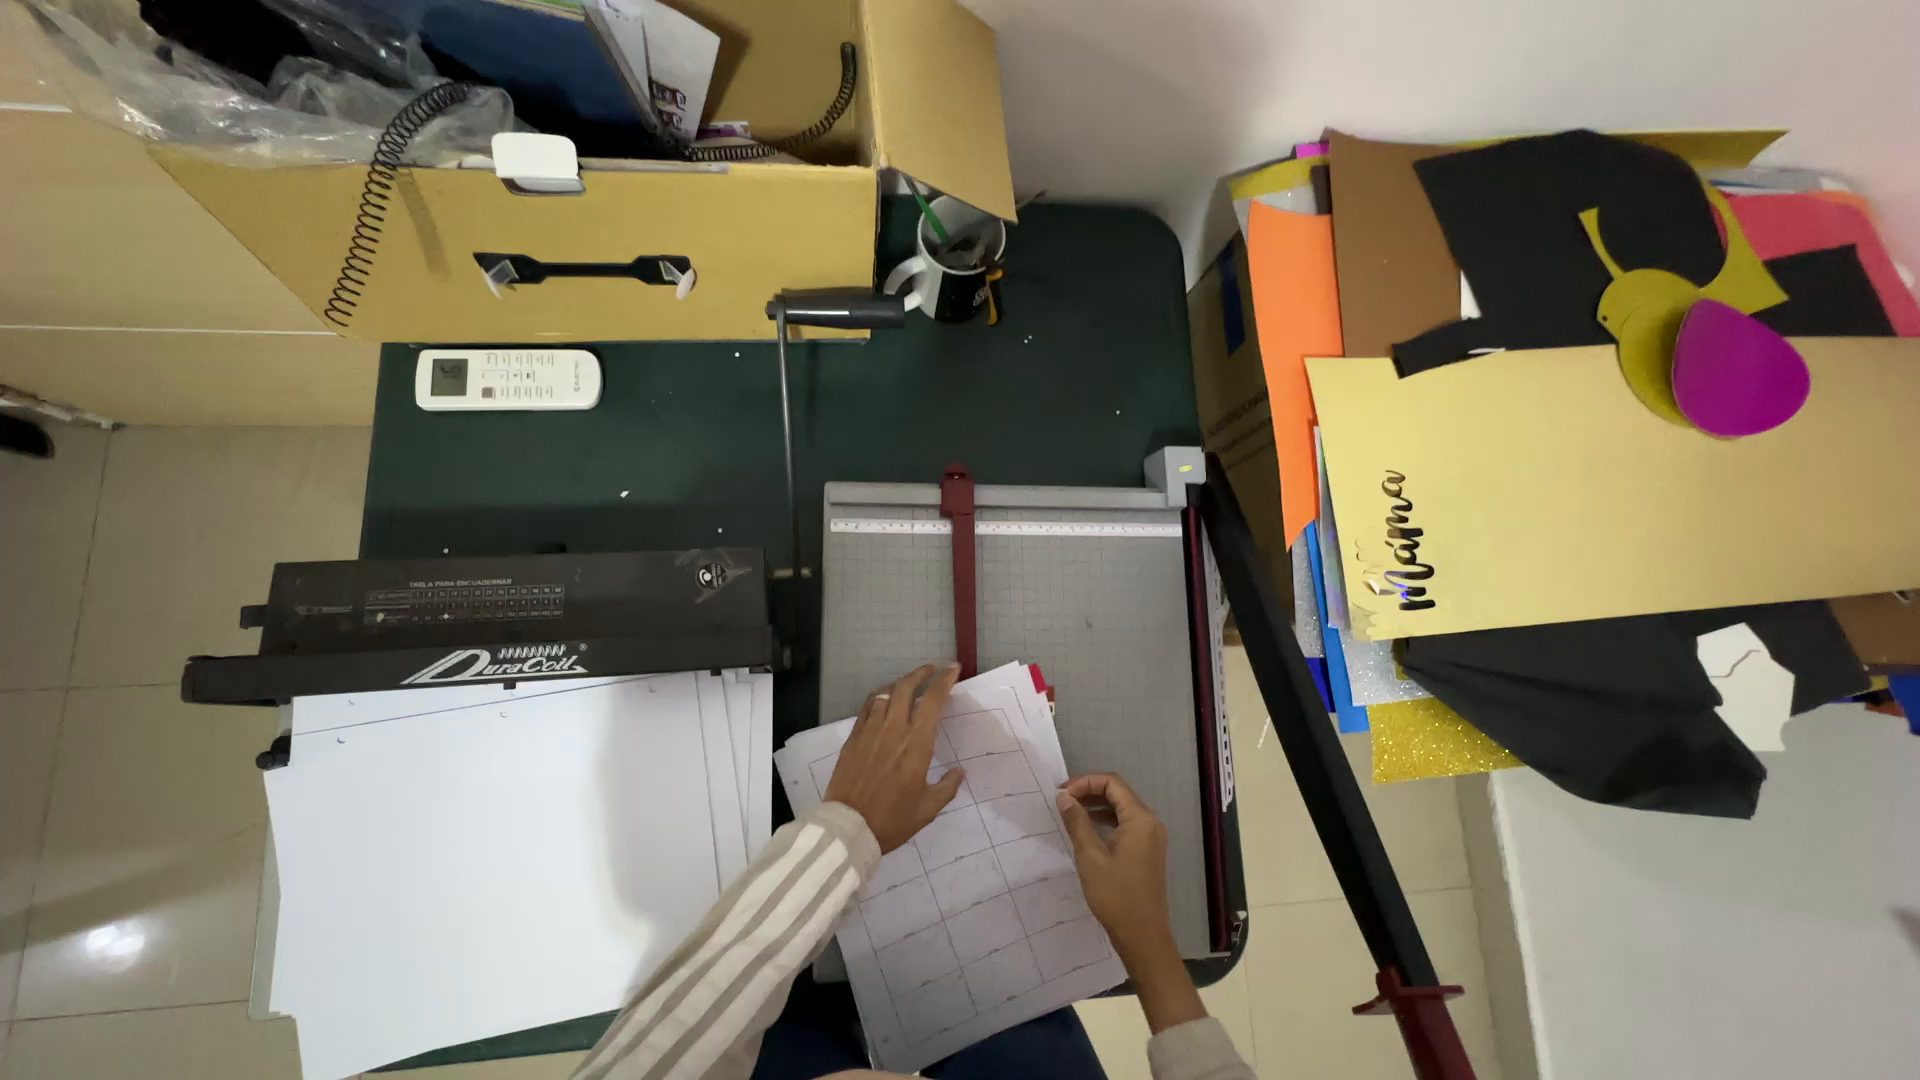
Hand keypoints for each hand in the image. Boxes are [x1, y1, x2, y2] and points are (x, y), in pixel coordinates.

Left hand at [824, 663, 965, 852]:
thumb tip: (958, 772)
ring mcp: (870, 731)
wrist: (849, 827)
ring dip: (900, 684)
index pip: (933, 701)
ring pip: (885, 693)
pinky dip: (879, 696)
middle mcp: (894, 729)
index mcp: (917, 743)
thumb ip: (947, 787)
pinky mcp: (853, 737)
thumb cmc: (893, 819)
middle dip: (921, 673)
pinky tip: (883, 700)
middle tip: (931, 670)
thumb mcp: (928, 808)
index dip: (944, 680)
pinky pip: (867, 707)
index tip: (953, 669)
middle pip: (906, 687)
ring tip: (908, 684)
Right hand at [1057, 772, 1203, 1033]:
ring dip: (1096, 806)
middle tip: (1062, 801)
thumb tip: (1064, 797)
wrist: (1142, 936)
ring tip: (1070, 813)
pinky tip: (1087, 830)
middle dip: (1089, 792)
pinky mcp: (1147, 850)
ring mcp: (1151, 837)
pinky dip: (1106, 820)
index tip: (1061, 794)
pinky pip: (1126, 824)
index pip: (1112, 783)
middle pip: (1118, 793)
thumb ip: (1077, 821)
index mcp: (1140, 819)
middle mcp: (1150, 822)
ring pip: (1122, 808)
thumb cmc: (1116, 895)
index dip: (1085, 782)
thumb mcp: (1090, 856)